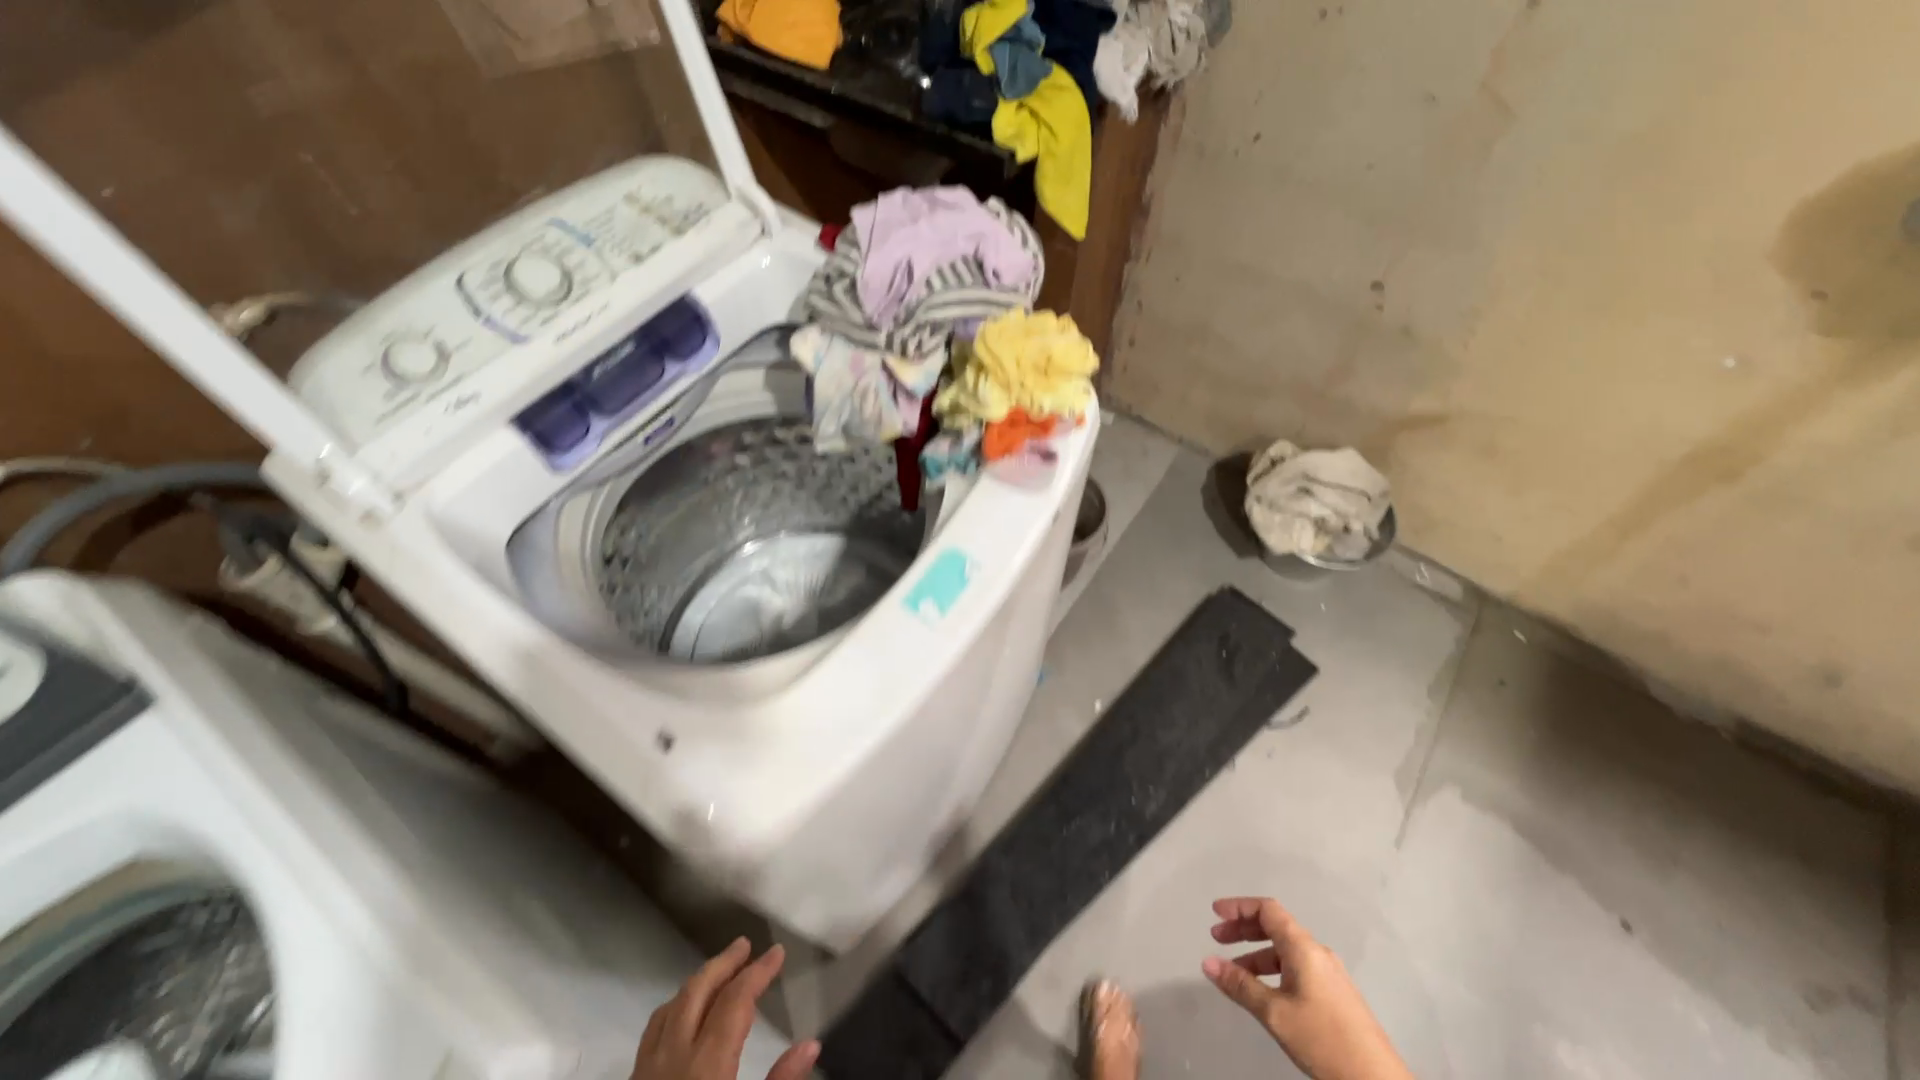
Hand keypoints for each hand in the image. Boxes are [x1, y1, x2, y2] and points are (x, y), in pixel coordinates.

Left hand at [631, 938, 820, 1079]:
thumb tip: (810, 1045)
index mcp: (706, 1065)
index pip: (735, 1001)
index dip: (757, 972)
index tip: (776, 953)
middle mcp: (672, 1059)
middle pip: (697, 993)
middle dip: (723, 964)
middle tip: (746, 946)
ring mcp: (647, 1073)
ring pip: (669, 1009)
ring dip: (696, 984)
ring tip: (719, 974)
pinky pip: (653, 1032)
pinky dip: (674, 1010)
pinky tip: (681, 1019)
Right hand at [1200, 898, 1411, 1079]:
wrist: (1375, 1079)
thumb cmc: (1322, 1039)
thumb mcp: (1274, 1012)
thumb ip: (1240, 985)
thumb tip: (1208, 962)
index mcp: (1304, 949)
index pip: (1269, 910)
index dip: (1240, 907)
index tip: (1215, 912)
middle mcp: (1318, 954)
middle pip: (1276, 927)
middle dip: (1244, 929)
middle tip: (1216, 938)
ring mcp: (1328, 974)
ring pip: (1285, 951)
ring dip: (1256, 954)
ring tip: (1233, 973)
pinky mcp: (1333, 994)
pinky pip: (1296, 969)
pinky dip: (1272, 970)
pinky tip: (1262, 992)